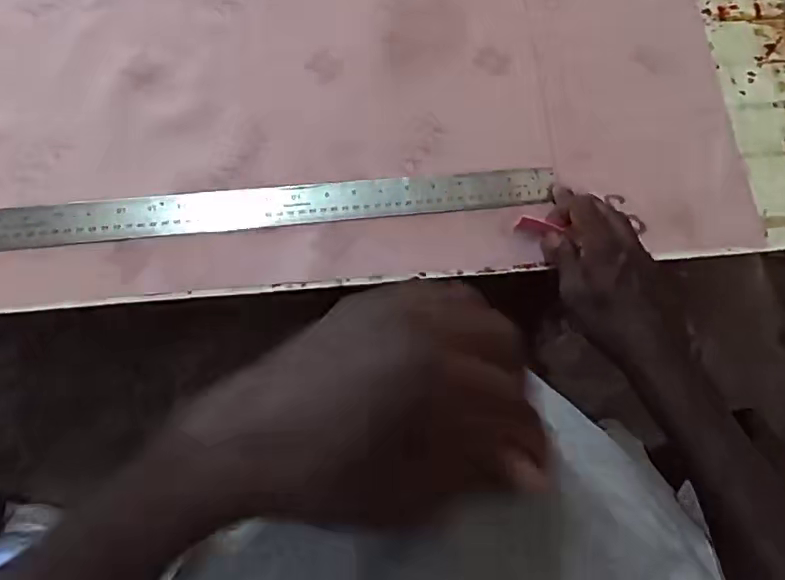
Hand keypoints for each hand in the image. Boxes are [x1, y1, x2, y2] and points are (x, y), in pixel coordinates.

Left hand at [155, 281, 548, 528]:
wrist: (249, 432)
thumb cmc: (326, 473)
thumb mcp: (406, 492)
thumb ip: (473, 470)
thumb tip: (527, 468)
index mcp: (433, 371)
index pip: (509, 401)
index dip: (529, 441)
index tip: (534, 470)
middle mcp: (421, 320)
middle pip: (503, 341)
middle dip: (515, 388)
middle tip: (505, 429)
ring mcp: (394, 300)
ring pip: (473, 308)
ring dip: (488, 348)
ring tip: (477, 388)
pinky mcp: (372, 297)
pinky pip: (434, 293)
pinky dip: (455, 319)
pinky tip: (441, 352)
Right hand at [538, 186, 690, 367]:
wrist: (656, 350)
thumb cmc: (607, 322)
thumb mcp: (573, 294)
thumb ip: (563, 259)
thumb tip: (551, 233)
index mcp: (603, 243)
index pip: (583, 207)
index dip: (565, 201)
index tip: (551, 200)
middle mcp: (625, 241)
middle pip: (605, 207)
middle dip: (583, 204)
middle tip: (564, 211)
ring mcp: (642, 253)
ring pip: (619, 220)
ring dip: (599, 215)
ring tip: (582, 225)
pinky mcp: (652, 267)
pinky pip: (628, 235)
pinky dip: (612, 229)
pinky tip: (605, 246)